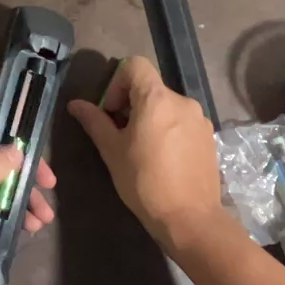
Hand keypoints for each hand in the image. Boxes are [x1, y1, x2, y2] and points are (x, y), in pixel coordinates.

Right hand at [67, 56, 231, 253]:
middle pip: (150, 87)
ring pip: (166, 106)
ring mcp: (200, 119)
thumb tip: (76, 104)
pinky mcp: (209, 137)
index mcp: (156, 99)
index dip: (117, 83)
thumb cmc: (144, 181)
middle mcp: (182, 101)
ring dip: (150, 118)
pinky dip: (168, 130)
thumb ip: (94, 121)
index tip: (112, 112)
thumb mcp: (112, 150)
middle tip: (120, 135)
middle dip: (130, 105)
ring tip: (142, 150)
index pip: (134, 65)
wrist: (189, 218)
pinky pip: (182, 122)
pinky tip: (163, 160)